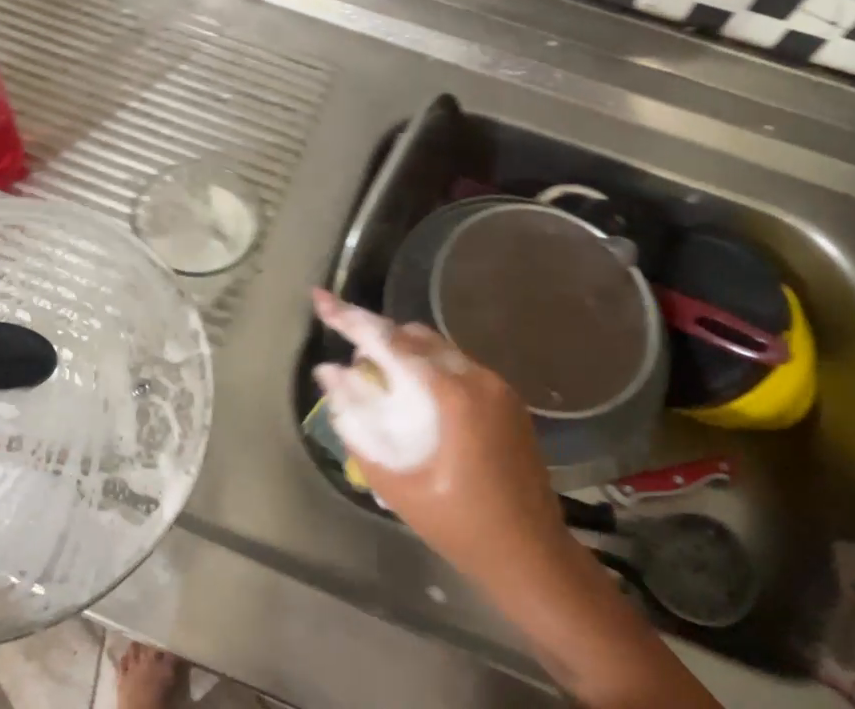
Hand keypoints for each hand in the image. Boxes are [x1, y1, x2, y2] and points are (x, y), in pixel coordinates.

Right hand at [310, 289, 568, 577]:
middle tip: (348, 354)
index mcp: (455, 394)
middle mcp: (480, 378)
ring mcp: (500, 387)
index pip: (393, 341)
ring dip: (405, 352)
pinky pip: (461, 368)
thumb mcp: (397, 483)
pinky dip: (430, 369)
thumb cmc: (460, 525)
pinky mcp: (510, 402)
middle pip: (418, 337)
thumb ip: (359, 427)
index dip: (352, 318)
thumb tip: (329, 376)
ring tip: (375, 376)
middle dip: (378, 335)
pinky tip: (414, 395)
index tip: (321, 299)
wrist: (532, 555)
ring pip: (441, 349)